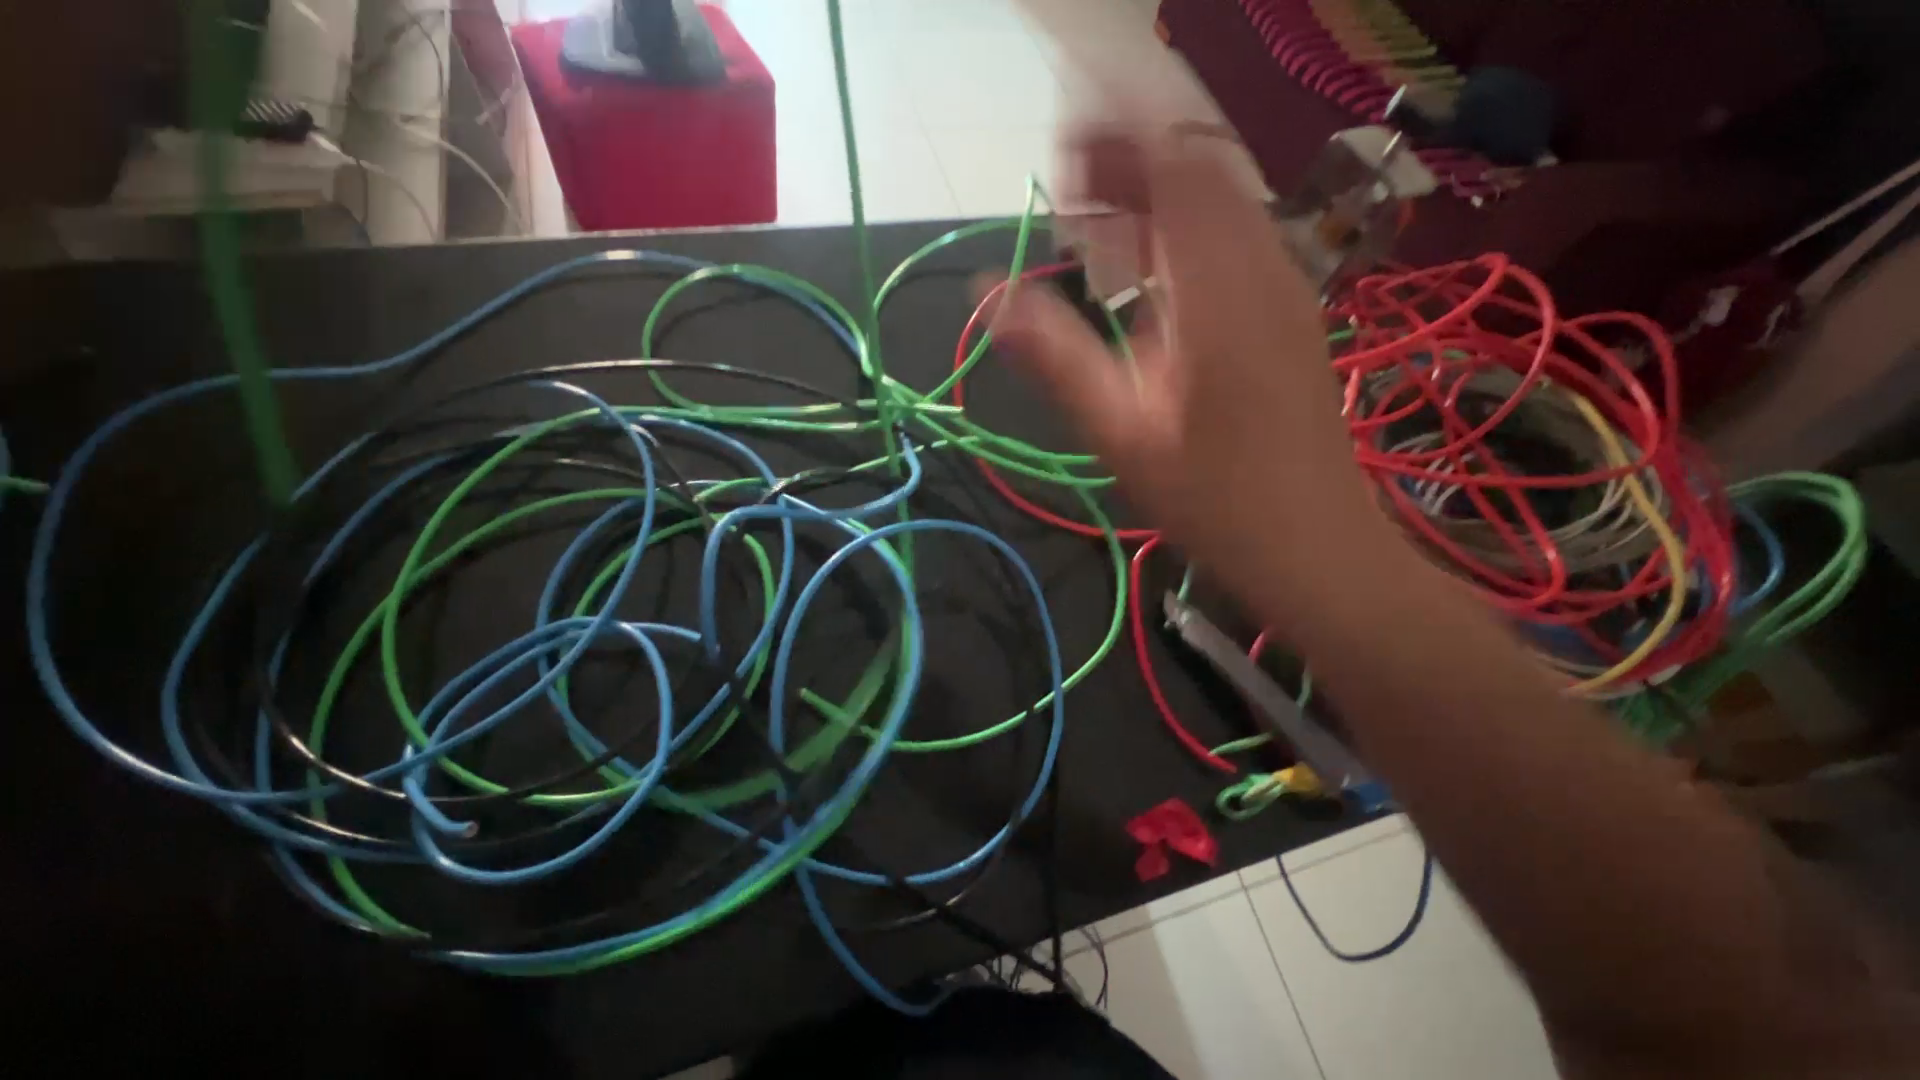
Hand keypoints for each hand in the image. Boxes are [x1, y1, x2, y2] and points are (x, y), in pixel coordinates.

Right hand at [985, 128, 1416, 628]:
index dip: (1115, 156)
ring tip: (1101, 228)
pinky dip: (1190, 232)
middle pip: (1201, 178)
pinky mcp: (1294, 316)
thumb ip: (1057, 358)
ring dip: (1161, 200)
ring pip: (1224, 208)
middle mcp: (1265, 271)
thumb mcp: (1122, 436)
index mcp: (1221, 292)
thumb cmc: (1216, 502)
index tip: (1060, 176)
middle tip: (1070, 198)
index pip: (1173, 175)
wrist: (1319, 548)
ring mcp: (1289, 291)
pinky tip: (1155, 274)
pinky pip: (1240, 242)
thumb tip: (989, 296)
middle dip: (1132, 170)